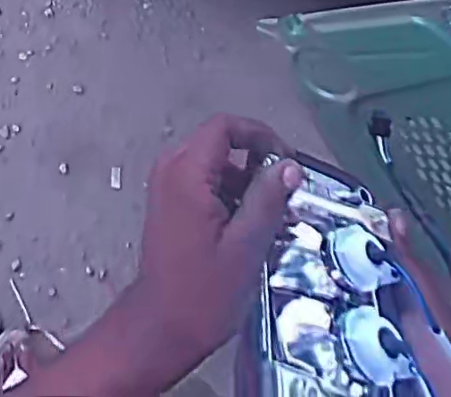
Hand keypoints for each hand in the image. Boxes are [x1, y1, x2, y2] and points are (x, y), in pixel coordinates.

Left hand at [19, 115, 301, 396]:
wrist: (162, 324)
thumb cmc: (201, 291)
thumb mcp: (245, 245)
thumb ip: (267, 199)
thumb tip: (288, 166)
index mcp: (186, 171)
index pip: (224, 126)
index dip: (259, 134)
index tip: (286, 160)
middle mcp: (171, 167)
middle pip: (219, 141)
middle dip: (255, 160)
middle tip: (283, 191)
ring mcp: (166, 181)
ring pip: (213, 160)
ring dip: (243, 180)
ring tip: (270, 215)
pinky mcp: (168, 197)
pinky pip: (202, 178)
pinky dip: (227, 191)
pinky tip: (247, 223)